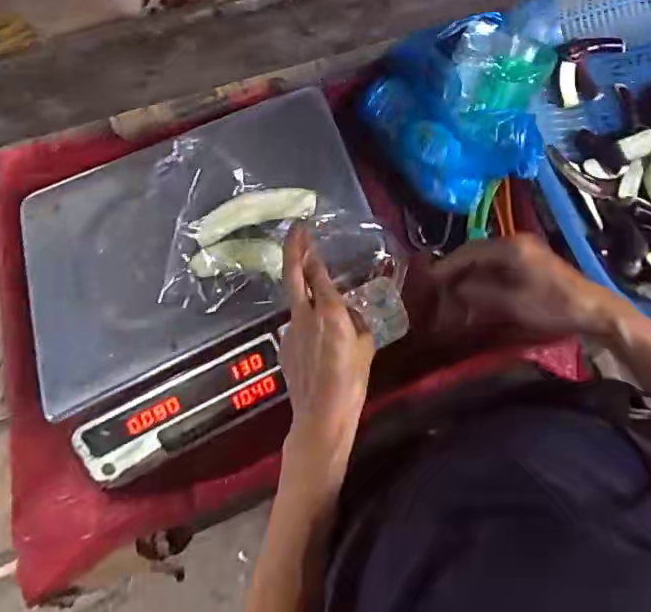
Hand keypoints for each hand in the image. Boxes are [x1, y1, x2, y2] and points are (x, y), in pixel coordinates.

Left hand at [279, 223, 375, 460]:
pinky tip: (316, 325)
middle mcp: (305, 314)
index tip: (307, 232)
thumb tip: (350, 311)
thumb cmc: (350, 383)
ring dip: (300, 282)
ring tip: (311, 272)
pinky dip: (305, 314)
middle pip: (292, 274)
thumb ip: (357, 323)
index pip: (315, 272)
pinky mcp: (284, 347)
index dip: (309, 250)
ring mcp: (290, 330)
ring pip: (294, 298)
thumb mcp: (366, 347)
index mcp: (328, 311)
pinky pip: (296, 322)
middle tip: (296, 230)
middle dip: (293, 249)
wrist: (319, 419)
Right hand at [431, 234, 632, 339]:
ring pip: (486, 257)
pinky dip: (483, 274)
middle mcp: (515, 240)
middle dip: (455, 268)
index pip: (469, 251)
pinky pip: (498, 263)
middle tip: (436, 285)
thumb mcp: (513, 304)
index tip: (427, 279)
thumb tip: (457, 288)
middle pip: (476, 251)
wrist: (594, 310)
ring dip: (469, 272)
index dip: (447, 265)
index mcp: (510, 246)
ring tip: (451, 288)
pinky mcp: (531, 260)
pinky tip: (475, 288)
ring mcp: (525, 249)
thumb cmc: (553, 306)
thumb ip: (481, 293)